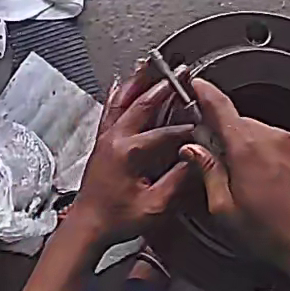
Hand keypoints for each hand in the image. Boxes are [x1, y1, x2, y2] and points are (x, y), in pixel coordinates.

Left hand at [61, 61, 194, 248]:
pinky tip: (120, 83)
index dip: (186, 128)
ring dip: (138, 82)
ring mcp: (106, 138)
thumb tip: (195, 160)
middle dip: (163, 86)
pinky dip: (117, 94)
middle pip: (142, 104)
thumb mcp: (154, 206)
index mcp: (129, 152)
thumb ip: (177, 181)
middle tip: (179, 70)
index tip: (202, 122)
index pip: (166, 132)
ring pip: (123, 101)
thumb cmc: (116, 219)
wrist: (87, 225)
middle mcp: (115, 139)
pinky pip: (110, 110)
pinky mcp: (102, 141)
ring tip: (149, 65)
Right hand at [181, 77, 289, 290]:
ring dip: (260, 152)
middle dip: (234, 142)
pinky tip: (284, 186)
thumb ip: (207, 172)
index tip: (198, 85)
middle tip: (232, 172)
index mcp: (248, 149)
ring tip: (265, 187)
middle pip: (244, 125)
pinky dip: (284, 158)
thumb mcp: (225, 211)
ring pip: (269, 136)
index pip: (220, 107)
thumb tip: (194, 151)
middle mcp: (277, 138)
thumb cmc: (277, 237)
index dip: (205, 92)